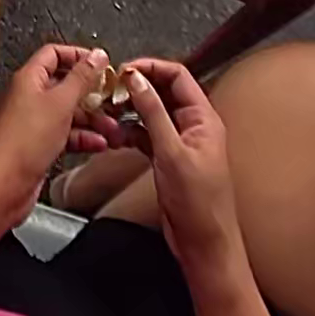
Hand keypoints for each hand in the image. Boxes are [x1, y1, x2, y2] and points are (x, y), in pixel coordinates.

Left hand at [0, 46, 125, 218]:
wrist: (4, 186)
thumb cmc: (22, 143)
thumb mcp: (61, 102)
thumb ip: (82, 77)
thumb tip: (96, 56)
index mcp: (31, 78)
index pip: (55, 54)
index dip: (78, 56)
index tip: (99, 64)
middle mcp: (32, 96)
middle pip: (66, 84)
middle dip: (91, 93)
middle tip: (110, 98)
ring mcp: (36, 122)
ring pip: (69, 111)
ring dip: (92, 119)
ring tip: (112, 128)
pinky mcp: (40, 145)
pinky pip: (67, 134)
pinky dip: (84, 137)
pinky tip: (99, 143)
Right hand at [121, 59, 241, 266]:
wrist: (204, 248)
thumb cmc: (199, 205)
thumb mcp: (172, 152)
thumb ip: (153, 112)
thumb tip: (137, 80)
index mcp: (203, 117)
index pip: (178, 76)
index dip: (152, 68)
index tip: (126, 70)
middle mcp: (193, 124)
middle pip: (163, 91)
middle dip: (138, 87)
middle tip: (114, 88)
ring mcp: (180, 141)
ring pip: (152, 112)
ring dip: (131, 110)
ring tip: (110, 110)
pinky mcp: (167, 157)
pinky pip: (146, 134)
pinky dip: (131, 132)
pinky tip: (116, 135)